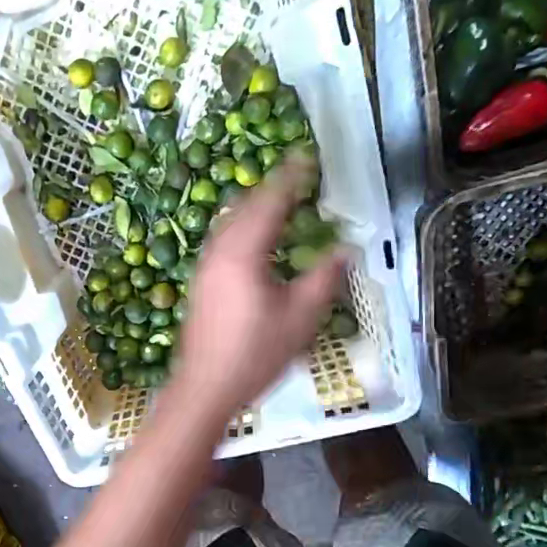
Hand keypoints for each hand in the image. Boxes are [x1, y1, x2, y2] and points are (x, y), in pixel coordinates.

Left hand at [170, 163, 345, 420]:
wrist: (205, 387)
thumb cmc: (255, 354)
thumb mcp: (300, 318)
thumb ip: (324, 278)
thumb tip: (346, 249)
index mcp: (243, 253)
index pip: (270, 202)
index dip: (289, 178)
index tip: (306, 159)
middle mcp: (218, 251)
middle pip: (244, 206)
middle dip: (270, 188)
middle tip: (294, 178)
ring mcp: (204, 267)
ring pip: (228, 222)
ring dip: (253, 207)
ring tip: (277, 203)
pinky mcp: (200, 283)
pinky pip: (221, 240)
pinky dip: (241, 228)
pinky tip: (253, 242)